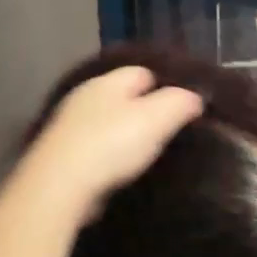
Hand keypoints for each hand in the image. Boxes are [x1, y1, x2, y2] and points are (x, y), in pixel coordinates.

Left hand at [6, 66, 203, 225]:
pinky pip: (94, 146)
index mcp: (107, 81)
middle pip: (125, 97)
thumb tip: (196, 97)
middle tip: (170, 134)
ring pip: (108, 121)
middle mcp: (85, 95)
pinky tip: (121, 170)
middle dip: (145, 111)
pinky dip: (108, 154)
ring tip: (148, 155)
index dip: (168, 87)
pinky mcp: (61, 153)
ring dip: (124, 135)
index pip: (145, 72)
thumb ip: (181, 102)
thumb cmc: (113, 144)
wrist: (60, 184)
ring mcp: (69, 124)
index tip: (185, 111)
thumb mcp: (158, 118)